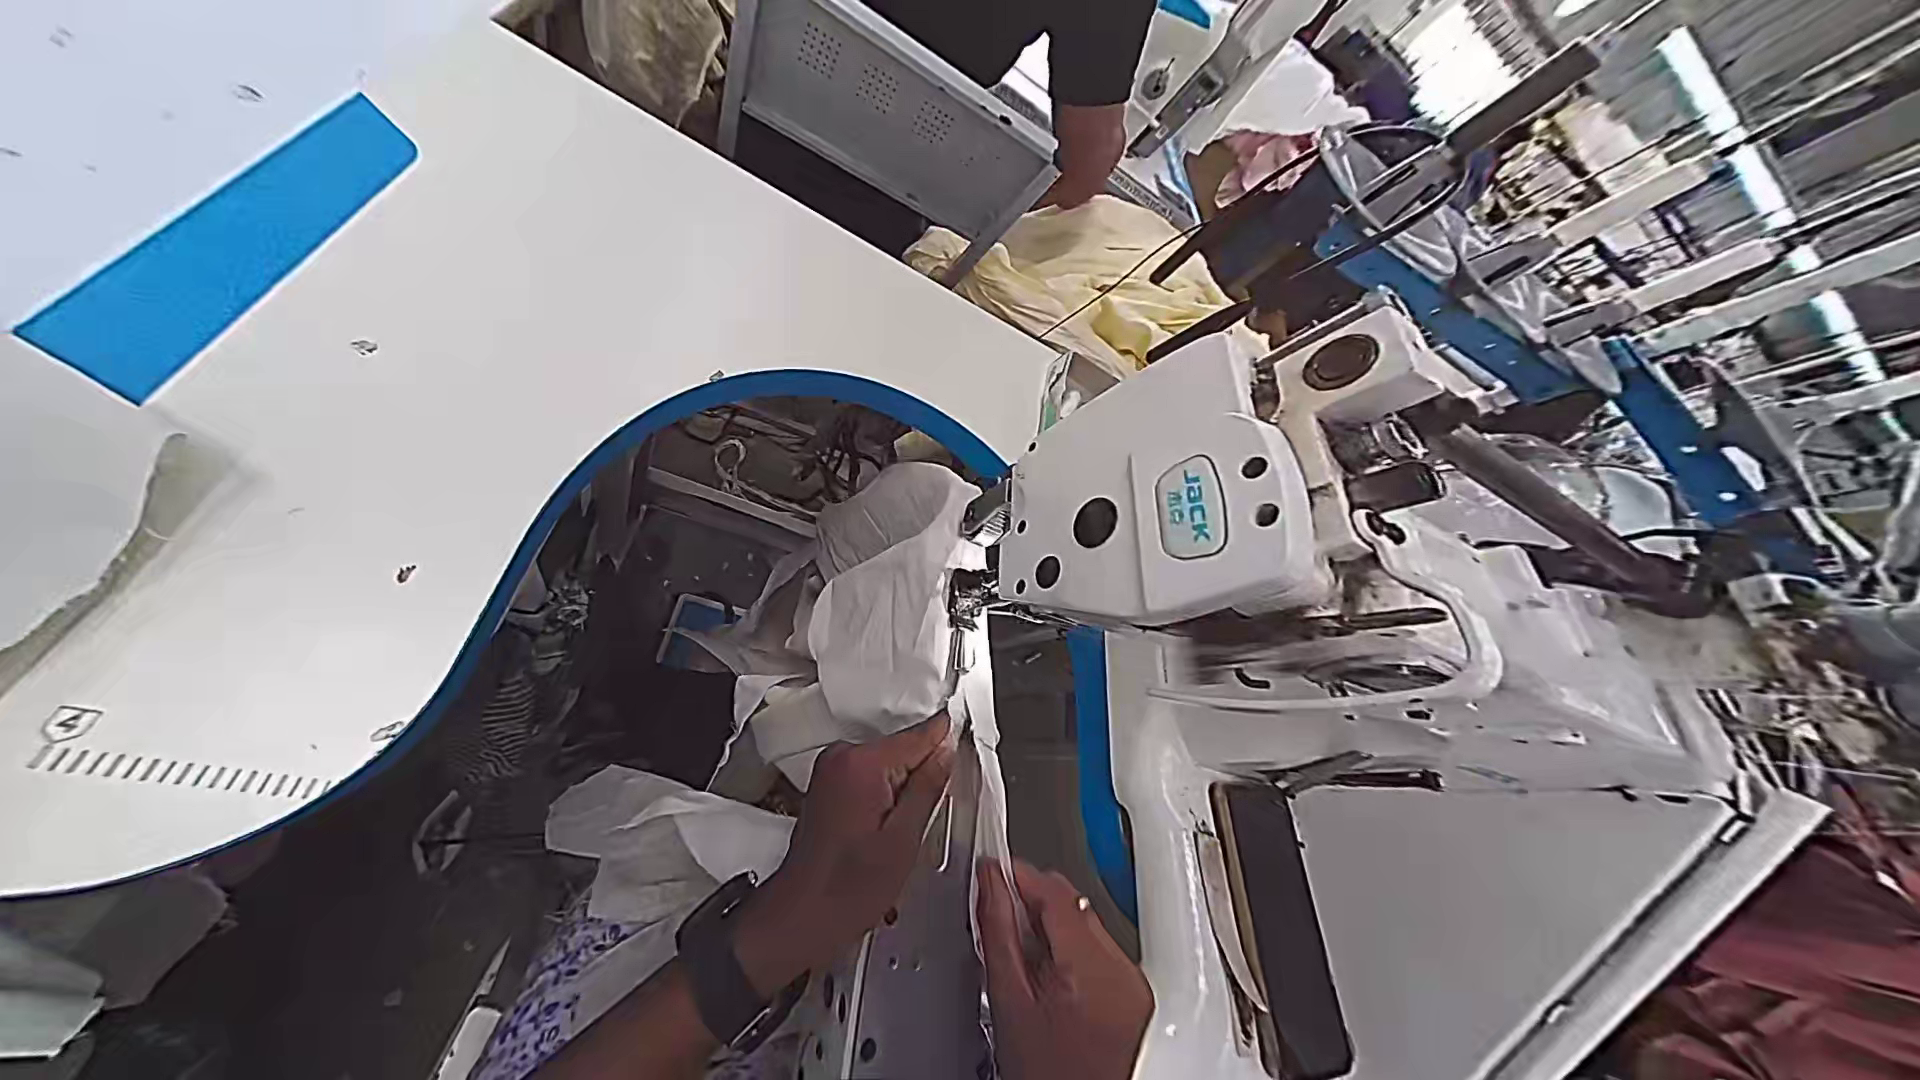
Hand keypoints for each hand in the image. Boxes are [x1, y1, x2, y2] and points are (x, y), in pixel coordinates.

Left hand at [733, 713, 955, 994]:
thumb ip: (929, 787)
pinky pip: (870, 774)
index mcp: (862, 764)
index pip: (919, 735)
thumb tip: (945, 752)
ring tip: (897, 833)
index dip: (945, 745)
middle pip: (903, 748)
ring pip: (888, 762)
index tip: (962, 746)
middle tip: (922, 818)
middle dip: (922, 776)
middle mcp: (841, 757)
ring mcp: (831, 768)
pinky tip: (882, 830)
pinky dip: (884, 794)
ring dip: (903, 788)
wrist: (800, 916)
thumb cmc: (843, 890)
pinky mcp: (828, 782)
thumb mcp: (904, 839)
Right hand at [978, 858, 1153, 1079]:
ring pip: (1080, 922)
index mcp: (1088, 961)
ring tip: (1021, 960)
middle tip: (997, 915)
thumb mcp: (1009, 1003)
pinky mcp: (1133, 992)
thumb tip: (989, 883)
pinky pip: (1095, 948)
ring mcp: (1130, 978)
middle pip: (1067, 901)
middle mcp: (1119, 963)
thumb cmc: (1054, 1077)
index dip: (1016, 872)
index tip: (991, 869)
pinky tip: (1046, 979)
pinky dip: (1067, 949)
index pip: (1050, 886)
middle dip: (1029, 900)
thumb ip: (997, 932)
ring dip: (1047, 925)